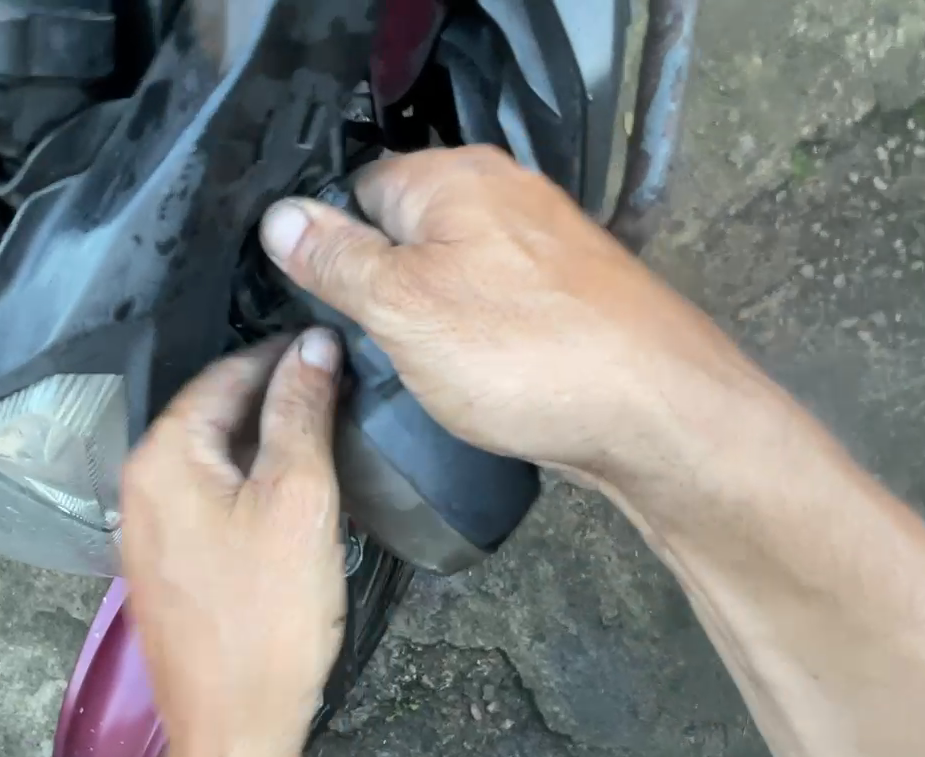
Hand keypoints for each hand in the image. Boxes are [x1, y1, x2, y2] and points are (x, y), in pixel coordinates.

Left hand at [120, 329, 347, 756]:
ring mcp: (146, 532)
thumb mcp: (297, 501)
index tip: (335, 352)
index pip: (223, 375)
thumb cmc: (269, 615)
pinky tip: (285, 497)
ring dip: (263, 446)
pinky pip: (206, 504)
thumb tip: (313, 345)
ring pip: (211, 463)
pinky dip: (245, 489)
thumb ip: (301, 414)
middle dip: (273, 400)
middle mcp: (139, 486)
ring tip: (323, 440)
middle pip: (212, 418)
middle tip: (339, 396)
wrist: (232, 731)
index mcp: (161, 457)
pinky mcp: (165, 568)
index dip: (281, 357)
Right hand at [259, 146, 762, 486]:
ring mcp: (534, 242)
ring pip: (443, 271)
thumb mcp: (402, 308)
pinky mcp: (557, 289)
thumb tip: (277, 217)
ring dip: (419, 315)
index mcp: (451, 179)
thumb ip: (337, 262)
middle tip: (366, 346)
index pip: (355, 193)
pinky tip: (466, 370)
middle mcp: (498, 193)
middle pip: (401, 233)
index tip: (321, 308)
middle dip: (375, 286)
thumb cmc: (516, 353)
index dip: (328, 248)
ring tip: (415, 367)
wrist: (648, 410)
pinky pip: (484, 298)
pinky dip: (464, 330)